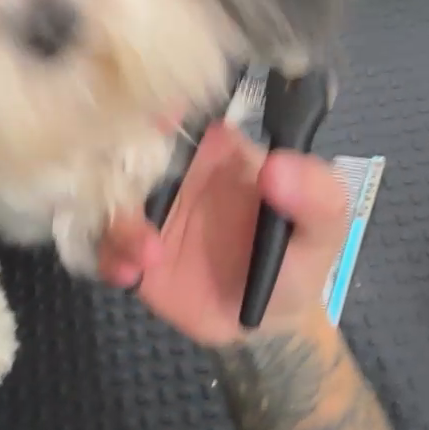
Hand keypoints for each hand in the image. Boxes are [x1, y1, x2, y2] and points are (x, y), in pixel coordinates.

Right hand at [97, 122, 350, 345]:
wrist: (268, 322)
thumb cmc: (296, 259)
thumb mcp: (323, 227)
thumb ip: (317, 194)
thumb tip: (276, 166)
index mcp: (215, 149)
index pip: (180, 113)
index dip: (160, 107)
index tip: (156, 119)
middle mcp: (173, 172)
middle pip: (128, 149)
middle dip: (118, 165)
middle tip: (131, 193)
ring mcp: (146, 212)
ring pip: (110, 199)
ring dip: (121, 224)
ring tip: (150, 255)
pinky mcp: (130, 252)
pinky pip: (105, 247)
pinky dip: (111, 258)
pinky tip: (132, 275)